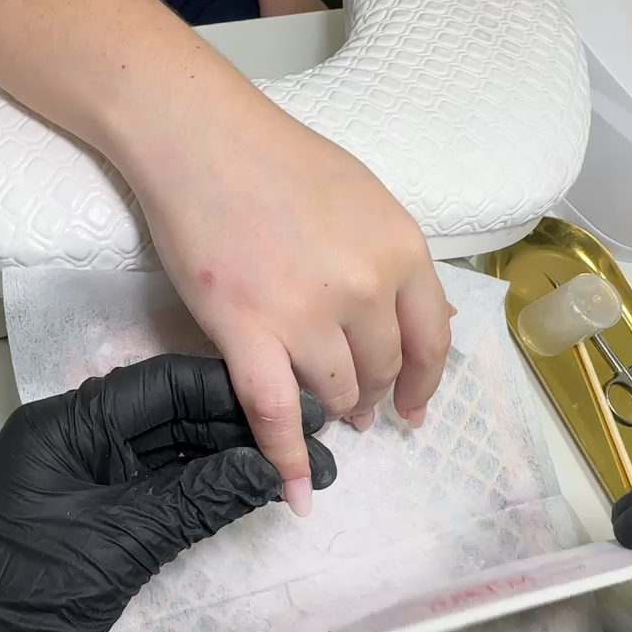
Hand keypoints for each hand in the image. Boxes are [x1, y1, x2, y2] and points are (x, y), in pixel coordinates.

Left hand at [0, 355, 335, 631]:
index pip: (162, 384)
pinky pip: (159, 486)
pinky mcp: (98, 513)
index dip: (233, 391)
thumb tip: (273, 469)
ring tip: (300, 471)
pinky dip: (203, 490)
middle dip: (241, 428)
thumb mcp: (116, 546)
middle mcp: (78, 436)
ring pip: (171, 451)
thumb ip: (197, 500)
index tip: (300, 406)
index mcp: (66, 424)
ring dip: (229, 460)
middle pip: (172, 414)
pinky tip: (251, 489)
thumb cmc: (21, 604)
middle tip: (316, 445)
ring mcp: (88, 476)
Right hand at [124, 103, 448, 514]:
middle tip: (361, 412)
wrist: (202, 139)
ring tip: (330, 421)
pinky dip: (285, 456)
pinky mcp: (246, 331)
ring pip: (334, 393)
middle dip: (374, 398)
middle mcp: (364, 290)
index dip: (424, 384)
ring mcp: (306, 315)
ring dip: (336, 413)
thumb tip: (418, 322)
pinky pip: (274, 411)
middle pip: (381, 371)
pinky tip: (293, 492)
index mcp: (401, 250)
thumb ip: (395, 260)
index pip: (430, 341)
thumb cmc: (279, 157)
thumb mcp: (365, 198)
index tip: (414, 409)